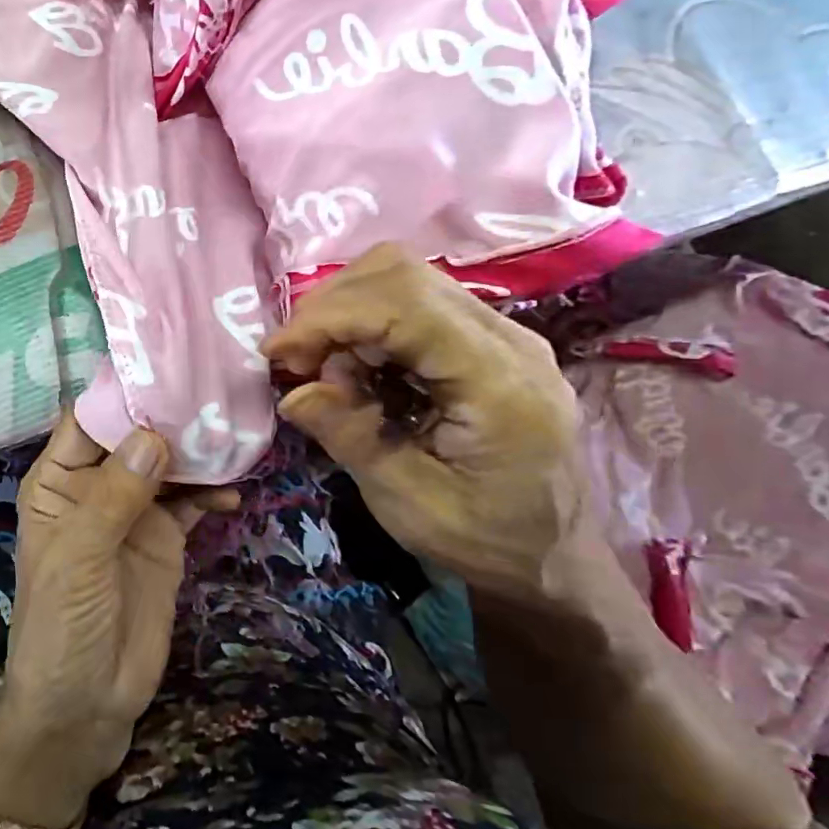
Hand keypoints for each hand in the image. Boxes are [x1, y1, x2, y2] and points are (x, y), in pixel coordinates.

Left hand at [0, 413, 234, 828]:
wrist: (85, 701)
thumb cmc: (62, 622)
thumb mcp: (79, 555)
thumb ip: (114, 496)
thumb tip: (153, 435)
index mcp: (57, 480)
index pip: (85, 422)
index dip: (118, 395)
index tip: (164, 366)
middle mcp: (94, 487)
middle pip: (131, 436)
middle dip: (165, 416)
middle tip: (214, 390)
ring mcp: (131, 512)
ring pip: (164, 465)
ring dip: (194, 450)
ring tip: (233, 431)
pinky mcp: (163, 540)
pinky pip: (189, 503)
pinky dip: (210, 491)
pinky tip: (233, 489)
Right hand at [260, 243, 597, 606]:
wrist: (550, 555)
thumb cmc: (483, 537)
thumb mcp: (407, 503)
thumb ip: (350, 437)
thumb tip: (294, 392)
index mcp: (498, 383)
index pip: (404, 306)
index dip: (328, 317)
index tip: (277, 355)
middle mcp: (506, 340)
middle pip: (401, 273)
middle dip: (328, 308)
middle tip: (295, 361)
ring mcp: (498, 333)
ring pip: (402, 276)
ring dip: (342, 311)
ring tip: (319, 364)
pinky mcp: (481, 338)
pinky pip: (409, 300)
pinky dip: (360, 321)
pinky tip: (351, 366)